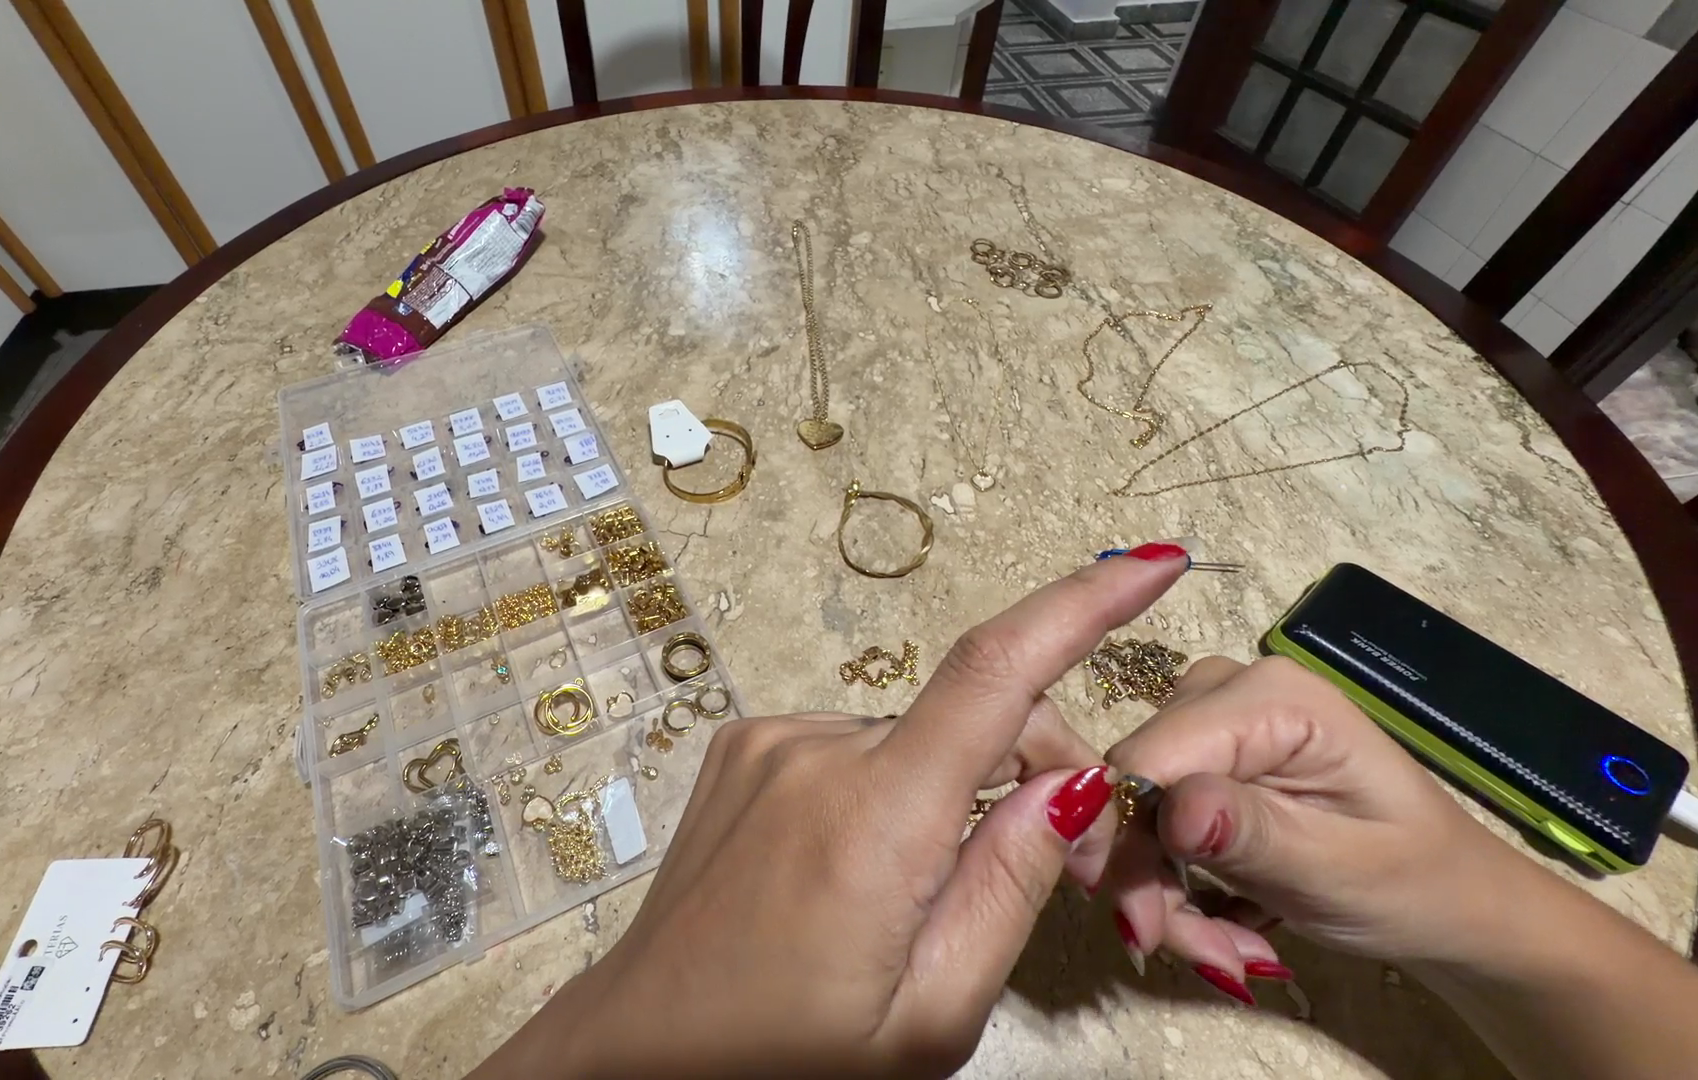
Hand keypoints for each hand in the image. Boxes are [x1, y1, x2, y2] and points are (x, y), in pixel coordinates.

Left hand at [470, 553, 1189, 1079]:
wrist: (646, 1046)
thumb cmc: (791, 1053)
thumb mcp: (933, 1008)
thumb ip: (1011, 883)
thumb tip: (1073, 780)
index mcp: (874, 815)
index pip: (994, 672)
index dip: (1082, 603)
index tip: (1151, 560)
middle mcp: (814, 749)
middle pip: (963, 716)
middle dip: (1029, 767)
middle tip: (1060, 856)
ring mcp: (768, 738)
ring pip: (906, 736)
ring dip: (945, 784)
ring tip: (926, 880)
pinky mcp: (741, 744)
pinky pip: (848, 744)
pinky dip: (884, 781)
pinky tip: (857, 856)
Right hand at [1101, 654, 1538, 987]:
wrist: (1449, 900)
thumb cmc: (1417, 885)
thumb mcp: (1342, 869)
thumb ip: (1252, 833)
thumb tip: (1170, 811)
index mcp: (1267, 698)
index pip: (1150, 757)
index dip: (1126, 836)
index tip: (1140, 926)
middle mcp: (1220, 689)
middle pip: (1134, 782)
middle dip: (1149, 875)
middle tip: (1204, 954)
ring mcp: (1202, 717)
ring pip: (1133, 804)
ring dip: (1159, 885)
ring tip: (1224, 949)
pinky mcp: (1193, 750)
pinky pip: (1148, 811)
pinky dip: (1168, 875)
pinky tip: (1216, 919)